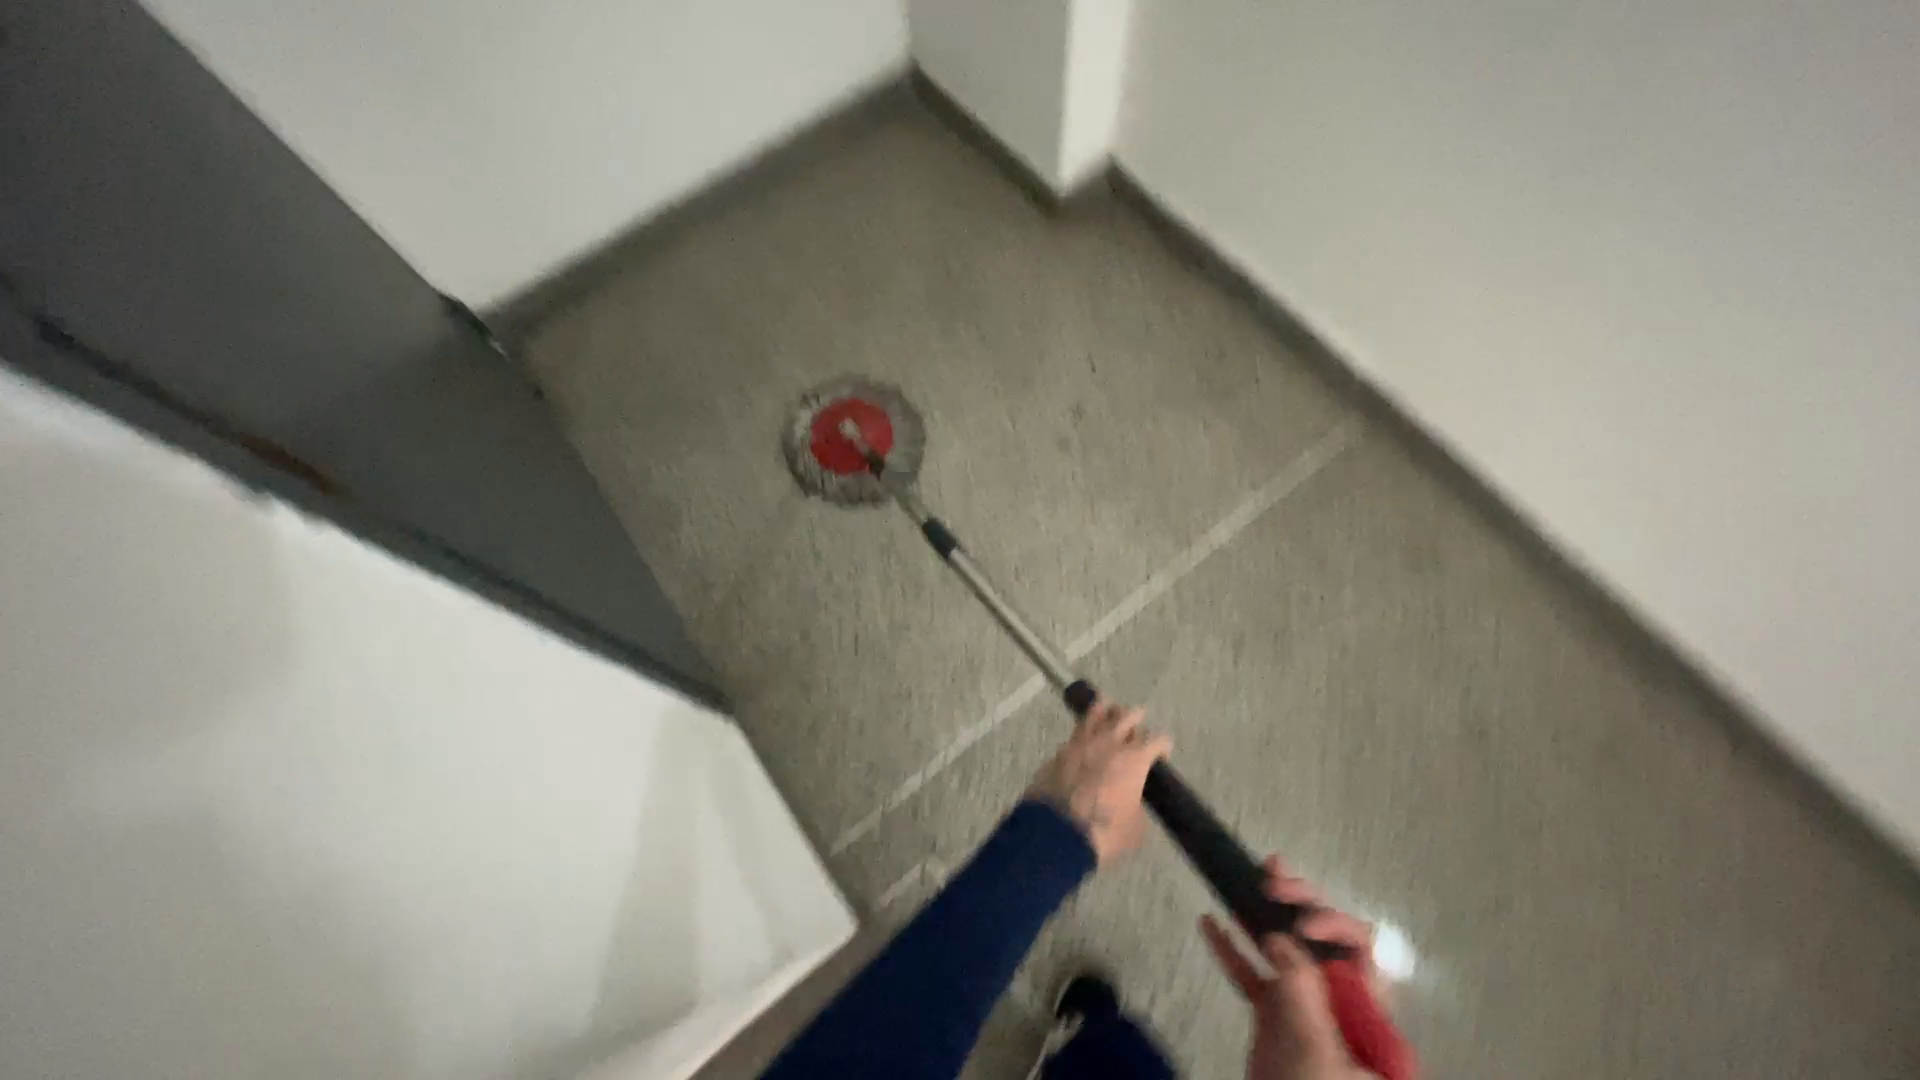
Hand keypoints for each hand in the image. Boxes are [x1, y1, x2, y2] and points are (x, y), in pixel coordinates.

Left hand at [1025, 698, 1170, 864]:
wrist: (1057, 832)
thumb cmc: (1105, 832)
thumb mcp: (1135, 827)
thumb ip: (1136, 804)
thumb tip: (1131, 800)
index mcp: (1135, 759)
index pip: (1157, 740)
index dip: (1163, 745)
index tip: (1162, 752)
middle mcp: (1110, 743)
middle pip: (1127, 715)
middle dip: (1135, 718)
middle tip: (1136, 724)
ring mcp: (1082, 743)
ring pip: (1096, 712)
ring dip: (1106, 710)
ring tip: (1108, 708)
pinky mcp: (1059, 750)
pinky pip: (1076, 731)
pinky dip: (1084, 729)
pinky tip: (1084, 734)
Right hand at [1201, 858, 1378, 1079]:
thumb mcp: (1317, 1055)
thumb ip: (1302, 992)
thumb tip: (1281, 935)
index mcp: (1370, 1016)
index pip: (1360, 951)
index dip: (1331, 924)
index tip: (1294, 922)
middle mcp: (1342, 1007)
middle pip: (1323, 942)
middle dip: (1299, 905)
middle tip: (1270, 877)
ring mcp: (1306, 1014)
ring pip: (1286, 953)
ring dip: (1263, 917)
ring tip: (1243, 878)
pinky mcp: (1274, 1024)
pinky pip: (1254, 978)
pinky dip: (1233, 952)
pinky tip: (1210, 925)